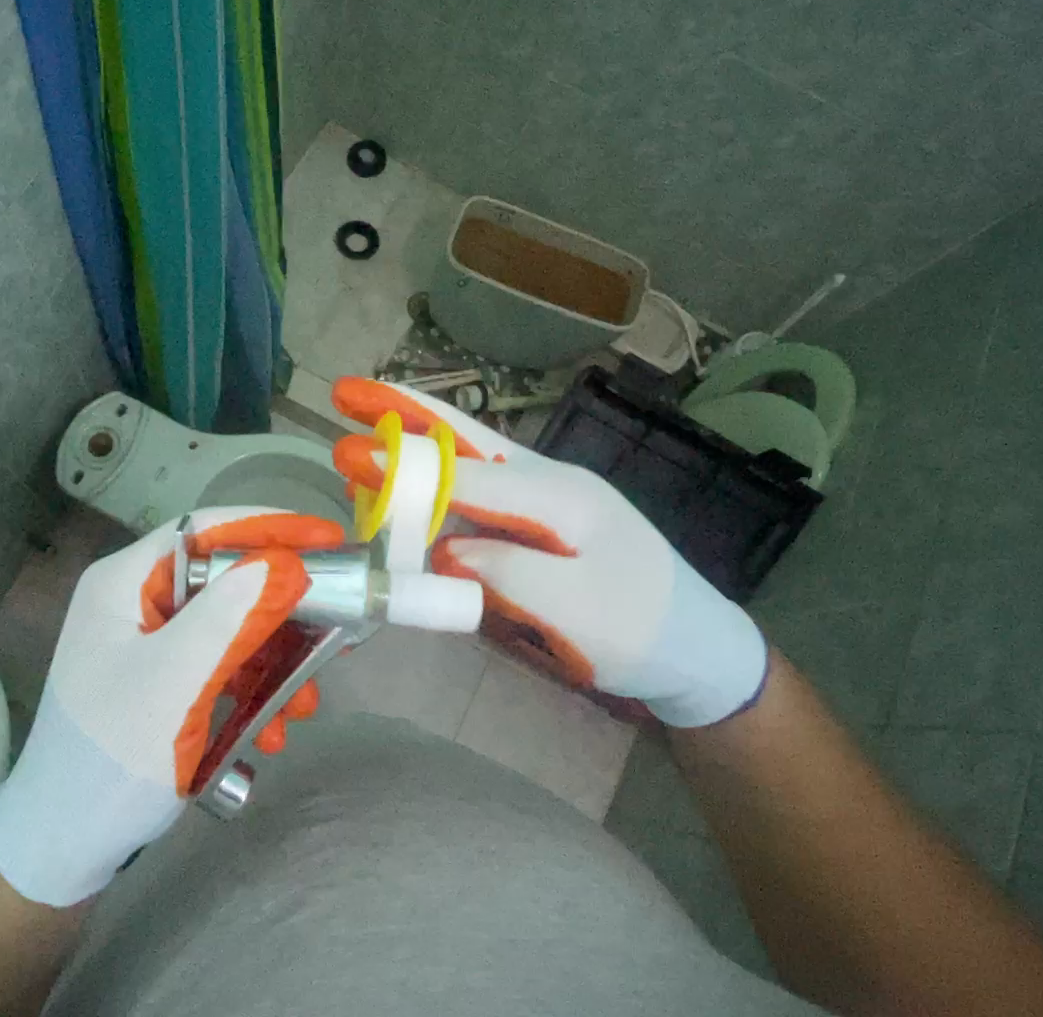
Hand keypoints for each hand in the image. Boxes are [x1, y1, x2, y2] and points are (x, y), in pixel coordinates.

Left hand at [0, 508, 344, 905]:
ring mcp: (152, 645)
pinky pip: (224, 668)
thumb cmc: (109, 760)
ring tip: (304, 706)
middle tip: (336, 634)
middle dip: (282, 616)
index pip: (204, 531)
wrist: (66, 847)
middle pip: (226, 582)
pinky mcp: (166, 683)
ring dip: (276, 665)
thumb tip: (285, 562)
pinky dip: (255, 694)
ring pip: (234, 630)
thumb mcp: (174, 683)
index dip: (269, 528)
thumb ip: (228, 617)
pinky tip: (272, 732)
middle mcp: (138, 603)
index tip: (330, 538)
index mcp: (125, 584)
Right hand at [331, 378, 766, 727]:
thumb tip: (443, 551)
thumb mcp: (579, 610)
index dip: (405, 464)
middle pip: (463, 441)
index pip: (467, 473)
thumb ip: (508, 573)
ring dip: (413, 450)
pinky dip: (434, 490)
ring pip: (465, 466)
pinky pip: (477, 501)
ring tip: (361, 437)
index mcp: (561, 494)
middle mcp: (546, 484)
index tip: (348, 451)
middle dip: (403, 415)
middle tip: (345, 393)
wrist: (697, 650)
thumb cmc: (643, 630)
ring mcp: (543, 503)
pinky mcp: (537, 528)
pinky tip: (405, 492)